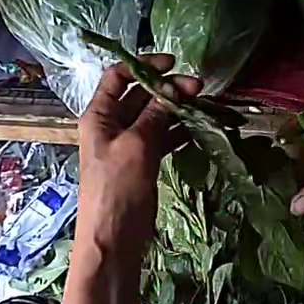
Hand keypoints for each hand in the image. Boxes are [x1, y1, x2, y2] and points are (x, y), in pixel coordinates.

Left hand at [76, 55, 198, 252]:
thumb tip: (175, 87)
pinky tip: (198, 129)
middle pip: (141, 95)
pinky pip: (163, 138)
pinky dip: (178, 132)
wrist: (114, 239)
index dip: (144, 65)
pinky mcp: (144, 162)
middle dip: (168, 88)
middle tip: (199, 88)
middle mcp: (112, 125)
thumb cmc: (117, 190)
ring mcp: (129, 144)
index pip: (118, 77)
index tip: (173, 63)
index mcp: (100, 115)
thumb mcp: (136, 146)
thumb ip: (155, 115)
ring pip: (155, 117)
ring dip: (177, 110)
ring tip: (204, 106)